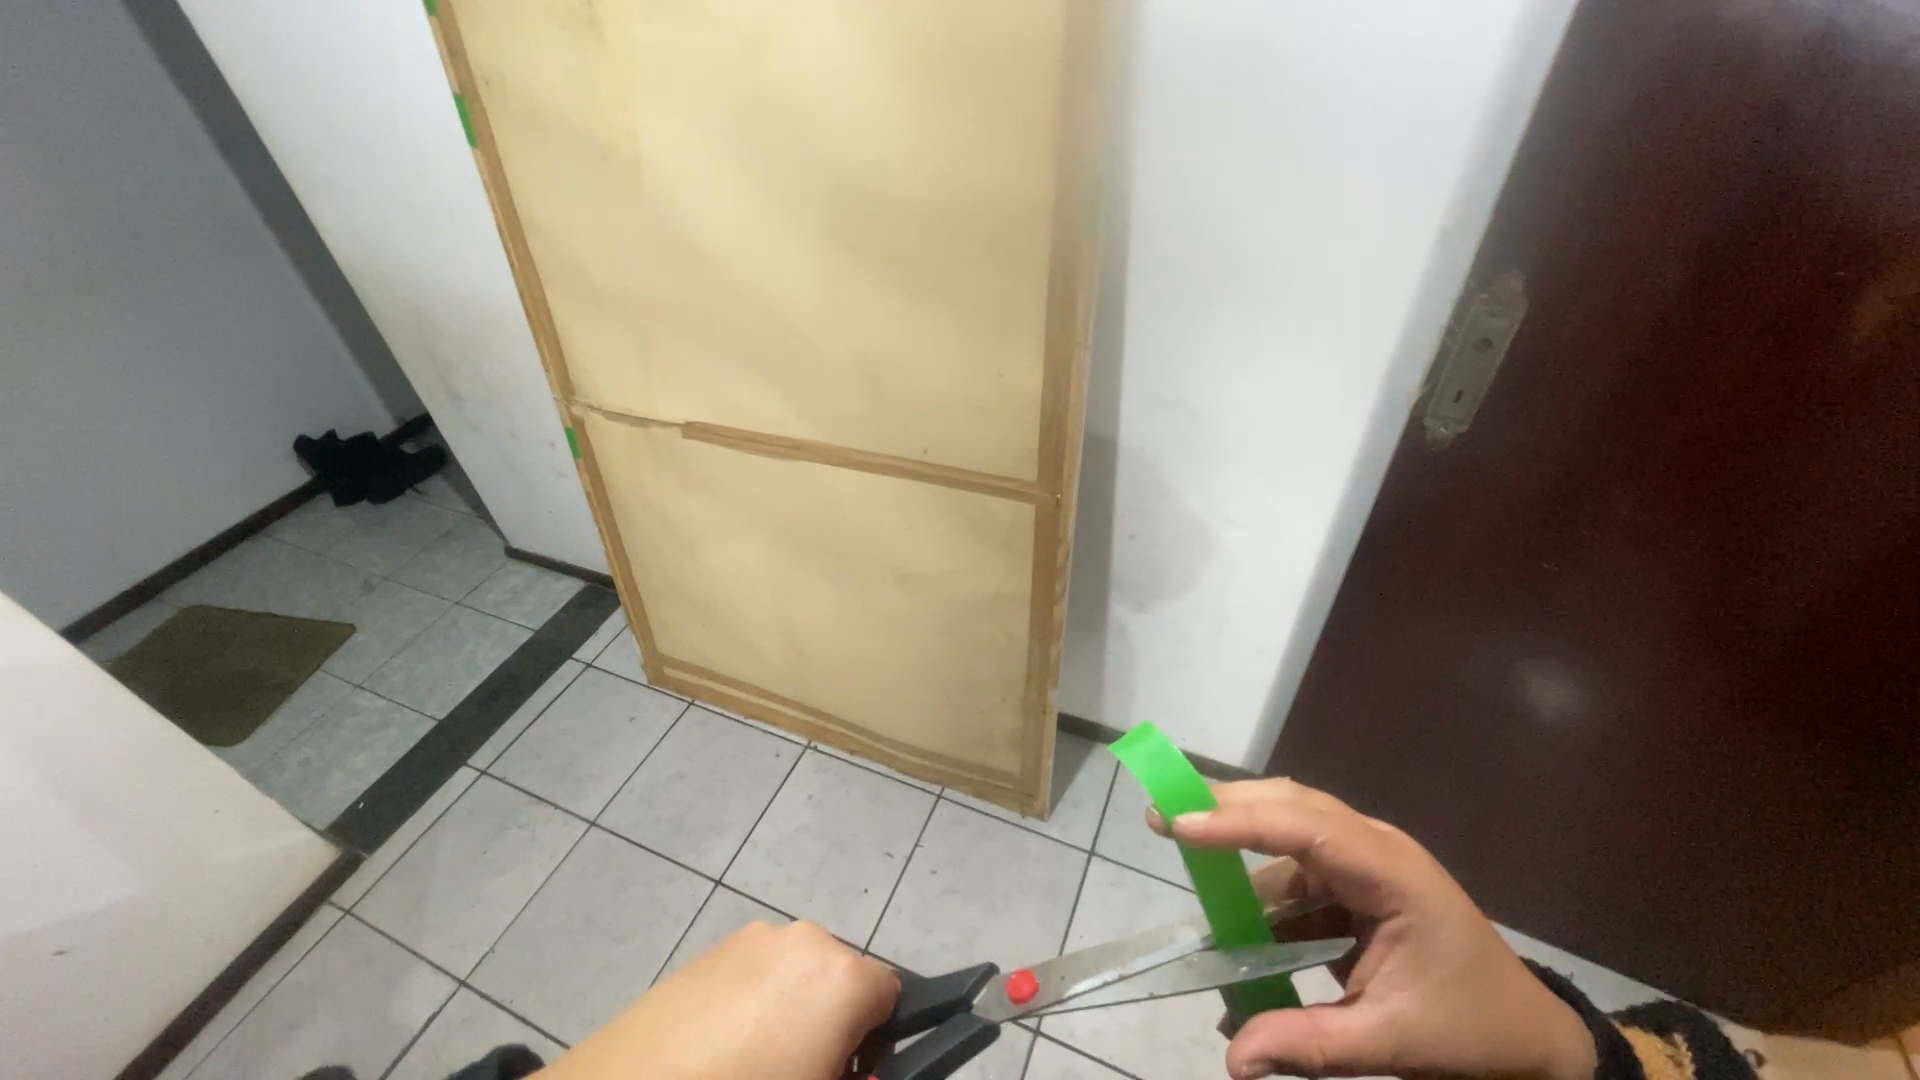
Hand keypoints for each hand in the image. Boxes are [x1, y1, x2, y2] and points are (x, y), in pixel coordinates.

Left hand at [540, 920, 898, 1079]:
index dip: (876, 1041)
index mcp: (842, 977)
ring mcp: (755, 938)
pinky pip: (758, 973)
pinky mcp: (714, 948)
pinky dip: (754, 1004)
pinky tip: (718, 1051)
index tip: (845, 1074)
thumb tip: (855, 1073)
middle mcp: (806, 941)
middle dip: (834, 1023)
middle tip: (799, 1073)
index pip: (893, 995)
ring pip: (799, 975)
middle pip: (845, 979)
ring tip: (749, 1064)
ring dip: (793, 1012)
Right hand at [1151, 779, 1596, 1079]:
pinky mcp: (1354, 877)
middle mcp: (1374, 847)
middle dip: (1226, 805)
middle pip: (1290, 804)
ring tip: (1184, 851)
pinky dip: (1257, 884)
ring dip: (1236, 840)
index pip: (1304, 828)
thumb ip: (1309, 1043)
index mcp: (1392, 873)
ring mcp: (1365, 858)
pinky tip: (1235, 917)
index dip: (1239, 823)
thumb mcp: (1394, 1042)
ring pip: (1287, 825)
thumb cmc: (1472, 1029)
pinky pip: (1294, 866)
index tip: (1180, 825)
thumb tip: (1232, 1055)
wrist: (1530, 1033)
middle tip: (1162, 814)